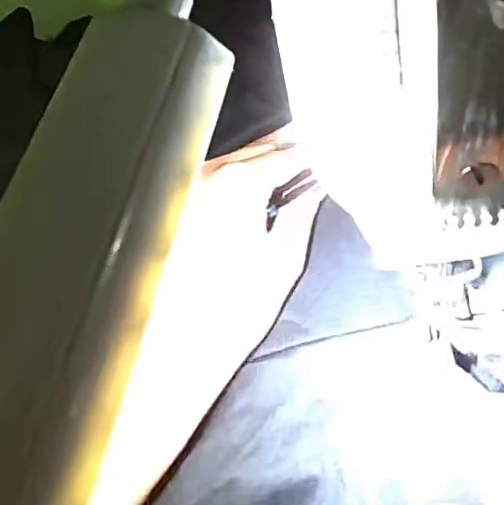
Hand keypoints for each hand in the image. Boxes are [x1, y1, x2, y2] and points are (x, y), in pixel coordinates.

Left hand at [150, 128, 320, 366]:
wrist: (172, 354)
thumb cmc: (234, 310)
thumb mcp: (285, 259)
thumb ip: (303, 210)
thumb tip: (316, 187)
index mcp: (239, 184)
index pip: (288, 155)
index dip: (315, 156)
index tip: (333, 158)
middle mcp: (206, 177)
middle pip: (259, 150)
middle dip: (289, 153)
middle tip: (315, 161)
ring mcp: (183, 190)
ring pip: (234, 160)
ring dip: (262, 162)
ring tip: (288, 174)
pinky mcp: (170, 208)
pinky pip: (213, 177)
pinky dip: (237, 177)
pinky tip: (254, 193)